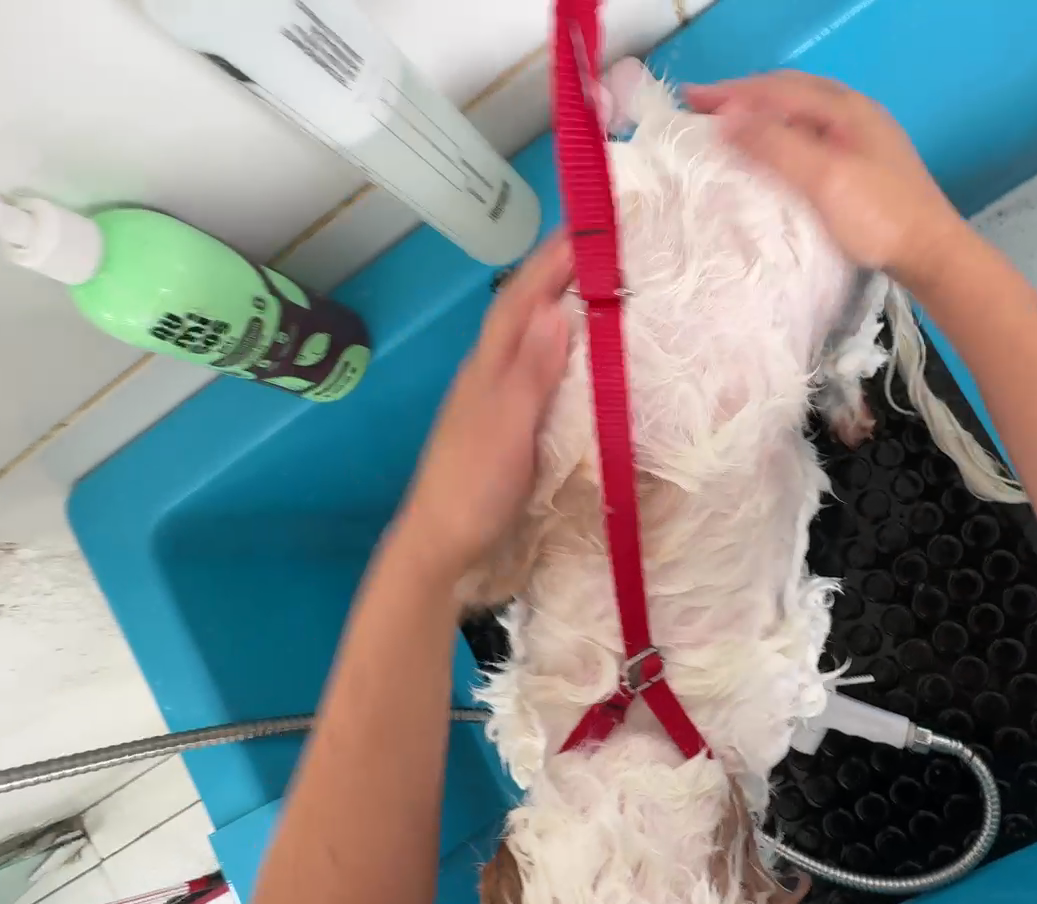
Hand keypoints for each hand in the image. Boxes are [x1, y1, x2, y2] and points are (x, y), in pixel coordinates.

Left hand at [393, 234, 573, 580]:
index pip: (519, 302)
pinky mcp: (505, 424)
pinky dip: (555, 350)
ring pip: (526, 339)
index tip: (584, 231)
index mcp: (488, 368)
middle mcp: (489, 374)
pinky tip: (572, 358)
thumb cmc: (474, 484)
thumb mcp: (506, 426)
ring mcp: (494, 400)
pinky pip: (534, 371)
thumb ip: (532, 372)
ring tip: (589, 290)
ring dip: (554, 308)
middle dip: (553, 276)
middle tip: (595, 251)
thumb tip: (558, 310)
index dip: (548, 264)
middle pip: (521, 312)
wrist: (442, 540)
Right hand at [686, 72, 967, 281]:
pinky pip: (811, 139)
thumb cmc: (879, 217)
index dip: (731, 93)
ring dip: (762, 117)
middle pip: (789, 95)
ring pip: (801, 116)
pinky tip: (771, 157)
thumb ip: (776, 146)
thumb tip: (727, 119)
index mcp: (845, 109)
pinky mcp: (862, 167)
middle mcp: (853, 115)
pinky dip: (780, 139)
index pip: (777, 89)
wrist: (930, 253)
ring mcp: (861, 140)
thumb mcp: (824, 179)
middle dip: (744, 98)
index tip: (691, 101)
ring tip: (729, 129)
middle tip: (704, 109)